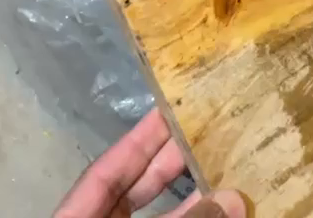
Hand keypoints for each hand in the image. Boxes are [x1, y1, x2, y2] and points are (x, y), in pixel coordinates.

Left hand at [53, 109, 247, 217]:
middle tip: (209, 130)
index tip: (171, 105)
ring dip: (192, 201)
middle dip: (172, 163)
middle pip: (135, 188)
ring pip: (157, 216)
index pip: (110, 165)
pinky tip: (219, 213)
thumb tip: (234, 197)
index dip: (141, 136)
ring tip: (226, 172)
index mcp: (77, 212)